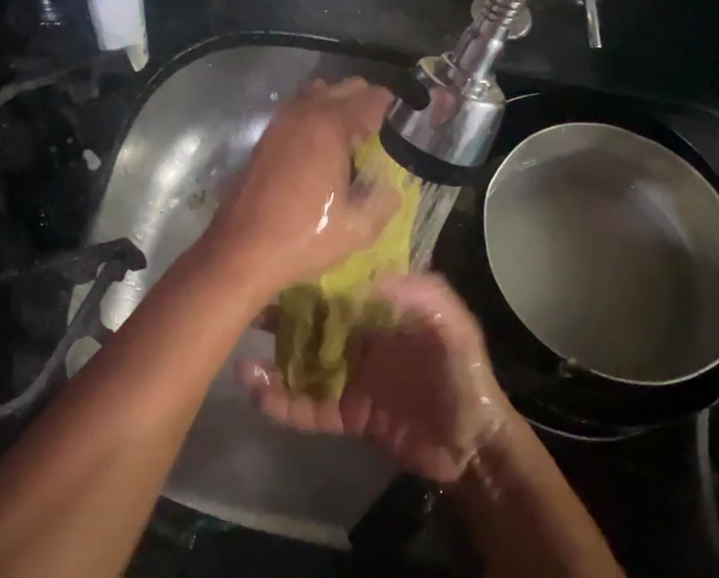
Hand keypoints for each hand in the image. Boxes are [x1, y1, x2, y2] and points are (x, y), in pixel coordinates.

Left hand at [196, 78, 399, 296]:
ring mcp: (280, 122)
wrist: (242, 251)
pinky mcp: (265, 137)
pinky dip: (316, 117)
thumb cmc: (304, 237)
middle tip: (384, 135)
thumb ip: (385, 201)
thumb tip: (391, 187)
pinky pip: (299, 110)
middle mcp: (304, 113)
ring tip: (354, 139)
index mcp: (331, 126)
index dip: (395, 109)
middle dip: (368, 103)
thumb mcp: (359, 228)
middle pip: (346, 87)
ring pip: (319, 93)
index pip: (373, 98)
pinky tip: (324, 151)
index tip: (408, 127)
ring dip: (339, 106)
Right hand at [239, 274, 509, 483]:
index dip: (312, 278)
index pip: (342, 288)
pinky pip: (310, 407)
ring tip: (243, 366)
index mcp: (385, 311)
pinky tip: (261, 399)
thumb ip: (426, 298)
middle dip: (280, 317)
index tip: (278, 268)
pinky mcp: (347, 413)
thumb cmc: (468, 380)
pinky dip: (284, 404)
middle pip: (313, 323)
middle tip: (243, 310)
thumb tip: (374, 279)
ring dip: (272, 365)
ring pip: (303, 365)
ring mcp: (351, 376)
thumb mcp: (457, 332)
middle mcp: (362, 337)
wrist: (475, 451)